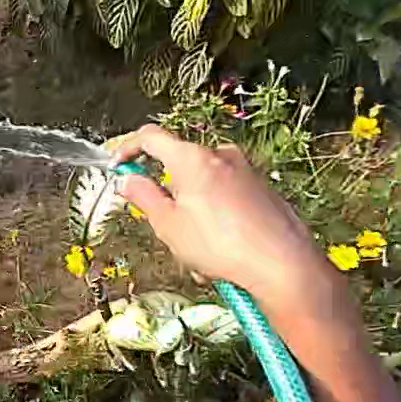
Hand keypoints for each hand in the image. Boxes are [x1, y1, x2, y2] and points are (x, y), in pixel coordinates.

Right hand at [105, 124, 338, 315]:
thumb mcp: (169, 225)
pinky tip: (220, 253)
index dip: (127, 148)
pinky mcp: (260, 189)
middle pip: (178, 167)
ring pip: (202, 188)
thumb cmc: (221, 245)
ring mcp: (244, 171)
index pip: (150, 137)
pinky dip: (215, 221)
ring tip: (197, 255)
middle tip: (164, 228)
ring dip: (192, 216)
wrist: (283, 263)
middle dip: (167, 197)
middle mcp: (219, 155)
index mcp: (192, 158)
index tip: (117, 164)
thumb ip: (143, 197)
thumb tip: (128, 180)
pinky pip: (225, 199)